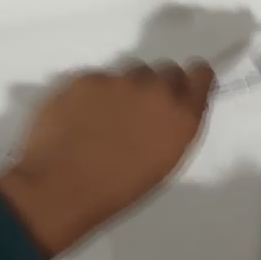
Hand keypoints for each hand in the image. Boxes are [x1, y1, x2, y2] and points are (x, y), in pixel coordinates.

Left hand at [0, 61, 214, 258]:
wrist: (60, 188)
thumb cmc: (118, 189)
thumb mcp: (164, 162)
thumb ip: (175, 126)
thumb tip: (171, 109)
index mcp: (182, 116)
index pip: (200, 72)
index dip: (189, 80)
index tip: (178, 92)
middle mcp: (156, 90)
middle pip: (165, 70)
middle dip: (155, 87)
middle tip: (136, 113)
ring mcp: (119, 80)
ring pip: (129, 72)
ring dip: (124, 89)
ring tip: (102, 119)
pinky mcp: (85, 77)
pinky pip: (96, 79)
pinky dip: (91, 95)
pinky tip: (78, 119)